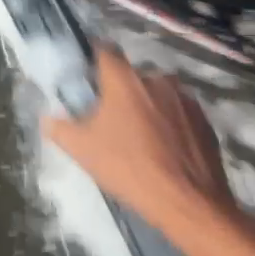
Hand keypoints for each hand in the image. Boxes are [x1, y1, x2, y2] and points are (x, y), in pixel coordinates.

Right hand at [42, 49, 235, 230]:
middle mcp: (156, 79)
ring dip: (150, 105)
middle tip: (114, 117)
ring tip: (143, 136)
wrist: (190, 206)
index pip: (104, 49)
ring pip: (159, 93)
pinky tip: (167, 150)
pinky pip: (181, 113)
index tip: (88, 78)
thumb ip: (58, 128)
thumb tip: (47, 119)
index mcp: (123, 79)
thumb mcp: (82, 150)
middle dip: (123, 90)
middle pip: (133, 75)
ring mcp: (186, 100)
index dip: (94, 59)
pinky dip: (173, 124)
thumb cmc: (130, 169)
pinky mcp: (207, 123)